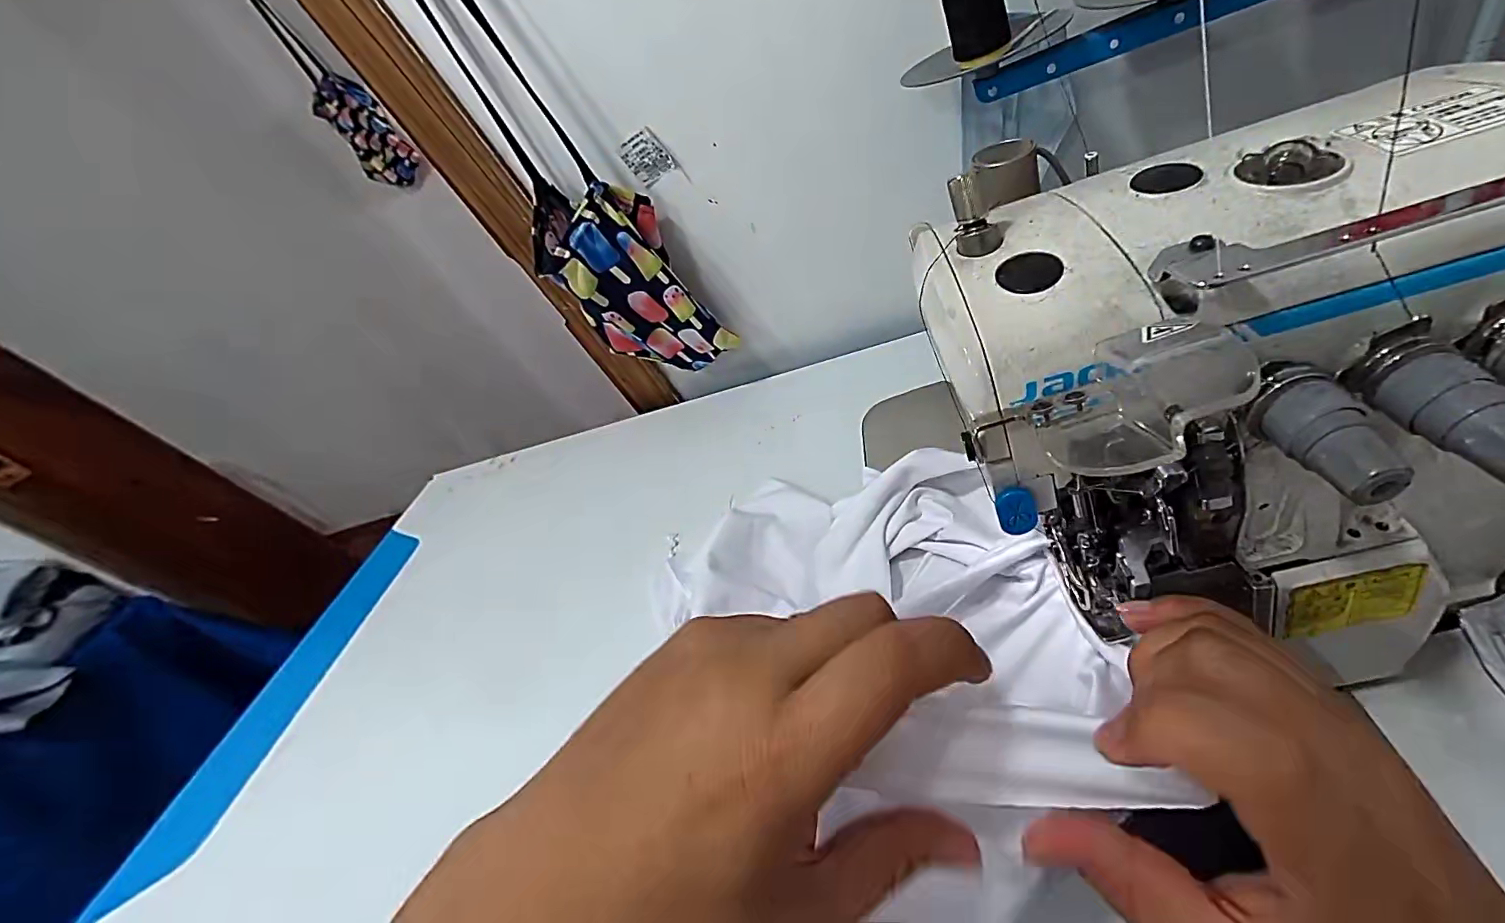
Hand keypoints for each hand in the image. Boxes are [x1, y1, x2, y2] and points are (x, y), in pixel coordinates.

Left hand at [397, 592, 990, 922]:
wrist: (534, 898)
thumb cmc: (673, 920)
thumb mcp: (793, 915)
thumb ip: (887, 858)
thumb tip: (962, 838)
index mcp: (785, 744)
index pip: (895, 657)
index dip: (950, 650)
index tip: (970, 672)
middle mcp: (748, 670)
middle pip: (862, 612)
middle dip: (898, 646)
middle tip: (898, 706)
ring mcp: (705, 646)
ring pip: (812, 617)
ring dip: (837, 654)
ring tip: (812, 725)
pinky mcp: (673, 643)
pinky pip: (760, 625)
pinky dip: (786, 655)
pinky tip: (752, 719)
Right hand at [1023, 597, 1504, 922]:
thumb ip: (1138, 883)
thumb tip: (1049, 832)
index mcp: (1308, 805)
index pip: (1198, 719)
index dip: (1138, 726)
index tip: (1114, 756)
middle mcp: (1325, 735)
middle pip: (1203, 659)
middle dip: (1145, 682)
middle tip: (1130, 733)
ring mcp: (1332, 704)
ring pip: (1221, 632)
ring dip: (1163, 647)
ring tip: (1138, 689)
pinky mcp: (1328, 693)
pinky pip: (1248, 630)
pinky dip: (1192, 618)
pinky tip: (1153, 623)